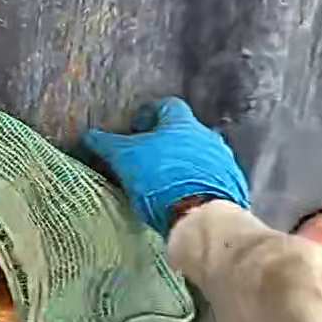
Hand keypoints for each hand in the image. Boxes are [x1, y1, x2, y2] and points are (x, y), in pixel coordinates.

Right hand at [83, 97, 250, 233]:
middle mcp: (208, 137)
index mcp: (182, 124)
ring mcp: (224, 162)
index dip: (150, 114)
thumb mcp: (124, 158)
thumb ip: (107, 143)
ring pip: (199, 154)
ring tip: (161, 179)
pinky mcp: (232, 187)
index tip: (136, 129)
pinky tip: (179, 195)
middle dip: (166, 141)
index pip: (167, 106)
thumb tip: (89, 135)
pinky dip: (195, 182)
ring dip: (182, 162)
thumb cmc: (159, 178)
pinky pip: (211, 178)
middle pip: (184, 131)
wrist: (199, 215)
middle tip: (146, 156)